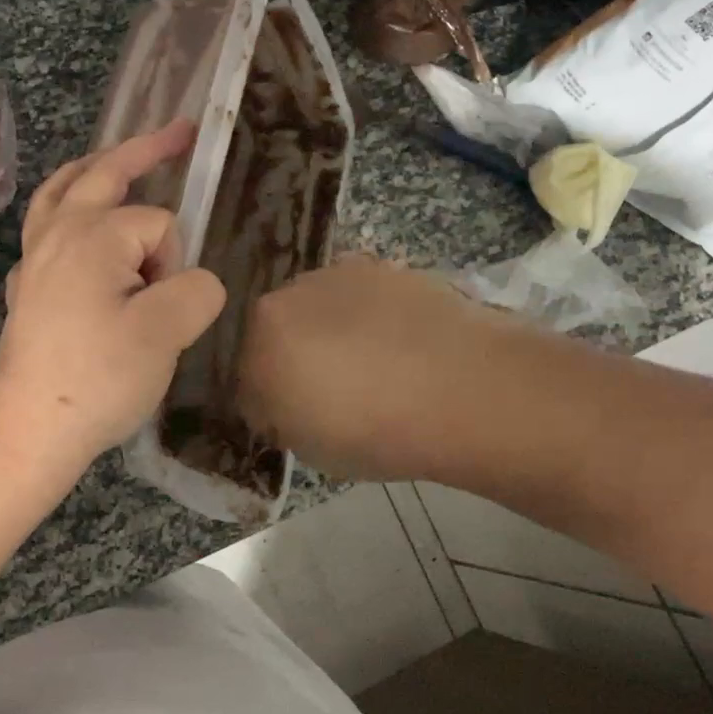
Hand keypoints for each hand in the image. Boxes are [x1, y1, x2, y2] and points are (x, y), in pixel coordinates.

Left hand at [0, 122, 226, 465]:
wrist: (28, 427)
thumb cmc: (96, 378)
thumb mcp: (167, 332)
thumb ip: (196, 290)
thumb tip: (192, 281)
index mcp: (93, 233)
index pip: (158, 223)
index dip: (174, 260)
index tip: (163, 306)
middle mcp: (57, 230)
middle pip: (102, 173)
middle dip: (144, 150)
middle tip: (180, 132)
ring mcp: (33, 256)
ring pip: (61, 190)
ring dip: (94, 169)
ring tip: (116, 160)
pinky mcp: (25, 285)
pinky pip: (45, 225)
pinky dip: (66, 209)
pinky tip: (75, 231)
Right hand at [238, 256, 530, 481]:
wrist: (469, 390)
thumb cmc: (379, 434)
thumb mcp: (309, 449)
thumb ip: (280, 417)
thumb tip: (281, 403)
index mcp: (257, 340)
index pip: (243, 373)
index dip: (267, 400)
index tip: (293, 420)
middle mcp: (285, 296)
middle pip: (275, 330)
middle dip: (292, 355)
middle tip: (331, 392)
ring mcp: (334, 274)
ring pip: (315, 306)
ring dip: (328, 329)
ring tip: (373, 365)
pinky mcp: (381, 265)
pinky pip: (357, 293)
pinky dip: (367, 312)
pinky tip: (398, 341)